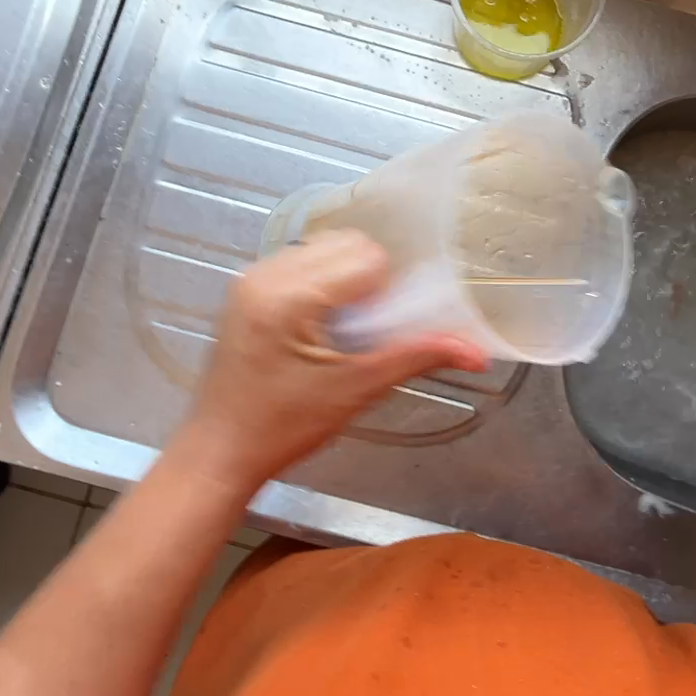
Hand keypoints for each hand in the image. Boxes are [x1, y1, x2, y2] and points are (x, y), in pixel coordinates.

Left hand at [173, 230, 486, 490]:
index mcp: (290, 295)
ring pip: (324, 247)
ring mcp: (251, 276)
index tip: (379, 330)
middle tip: (364, 329)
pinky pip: (300, 260)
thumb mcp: (356, 391)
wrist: (220, 451)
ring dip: (345, 278)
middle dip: (368, 279)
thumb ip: (416, 356)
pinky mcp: (245, 286)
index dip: (386, 290)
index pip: (366, 257)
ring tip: (340, 329)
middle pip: (346, 243)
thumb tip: (476, 352)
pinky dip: (321, 281)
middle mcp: (266, 273)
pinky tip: (317, 326)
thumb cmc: (285, 428)